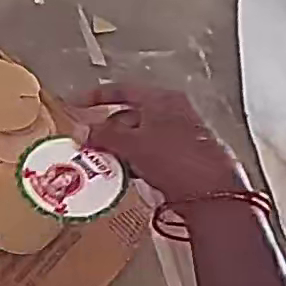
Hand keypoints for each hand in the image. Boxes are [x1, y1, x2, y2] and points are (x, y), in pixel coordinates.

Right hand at [75, 83, 249, 201]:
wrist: (209, 194)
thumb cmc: (175, 160)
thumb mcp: (132, 144)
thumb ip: (103, 135)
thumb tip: (81, 131)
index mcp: (162, 100)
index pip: (122, 90)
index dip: (96, 96)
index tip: (76, 104)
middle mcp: (172, 113)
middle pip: (128, 115)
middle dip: (106, 129)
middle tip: (86, 142)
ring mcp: (177, 135)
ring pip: (137, 137)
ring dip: (117, 148)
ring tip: (99, 161)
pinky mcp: (179, 157)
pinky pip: (146, 154)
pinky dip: (131, 160)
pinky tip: (121, 174)